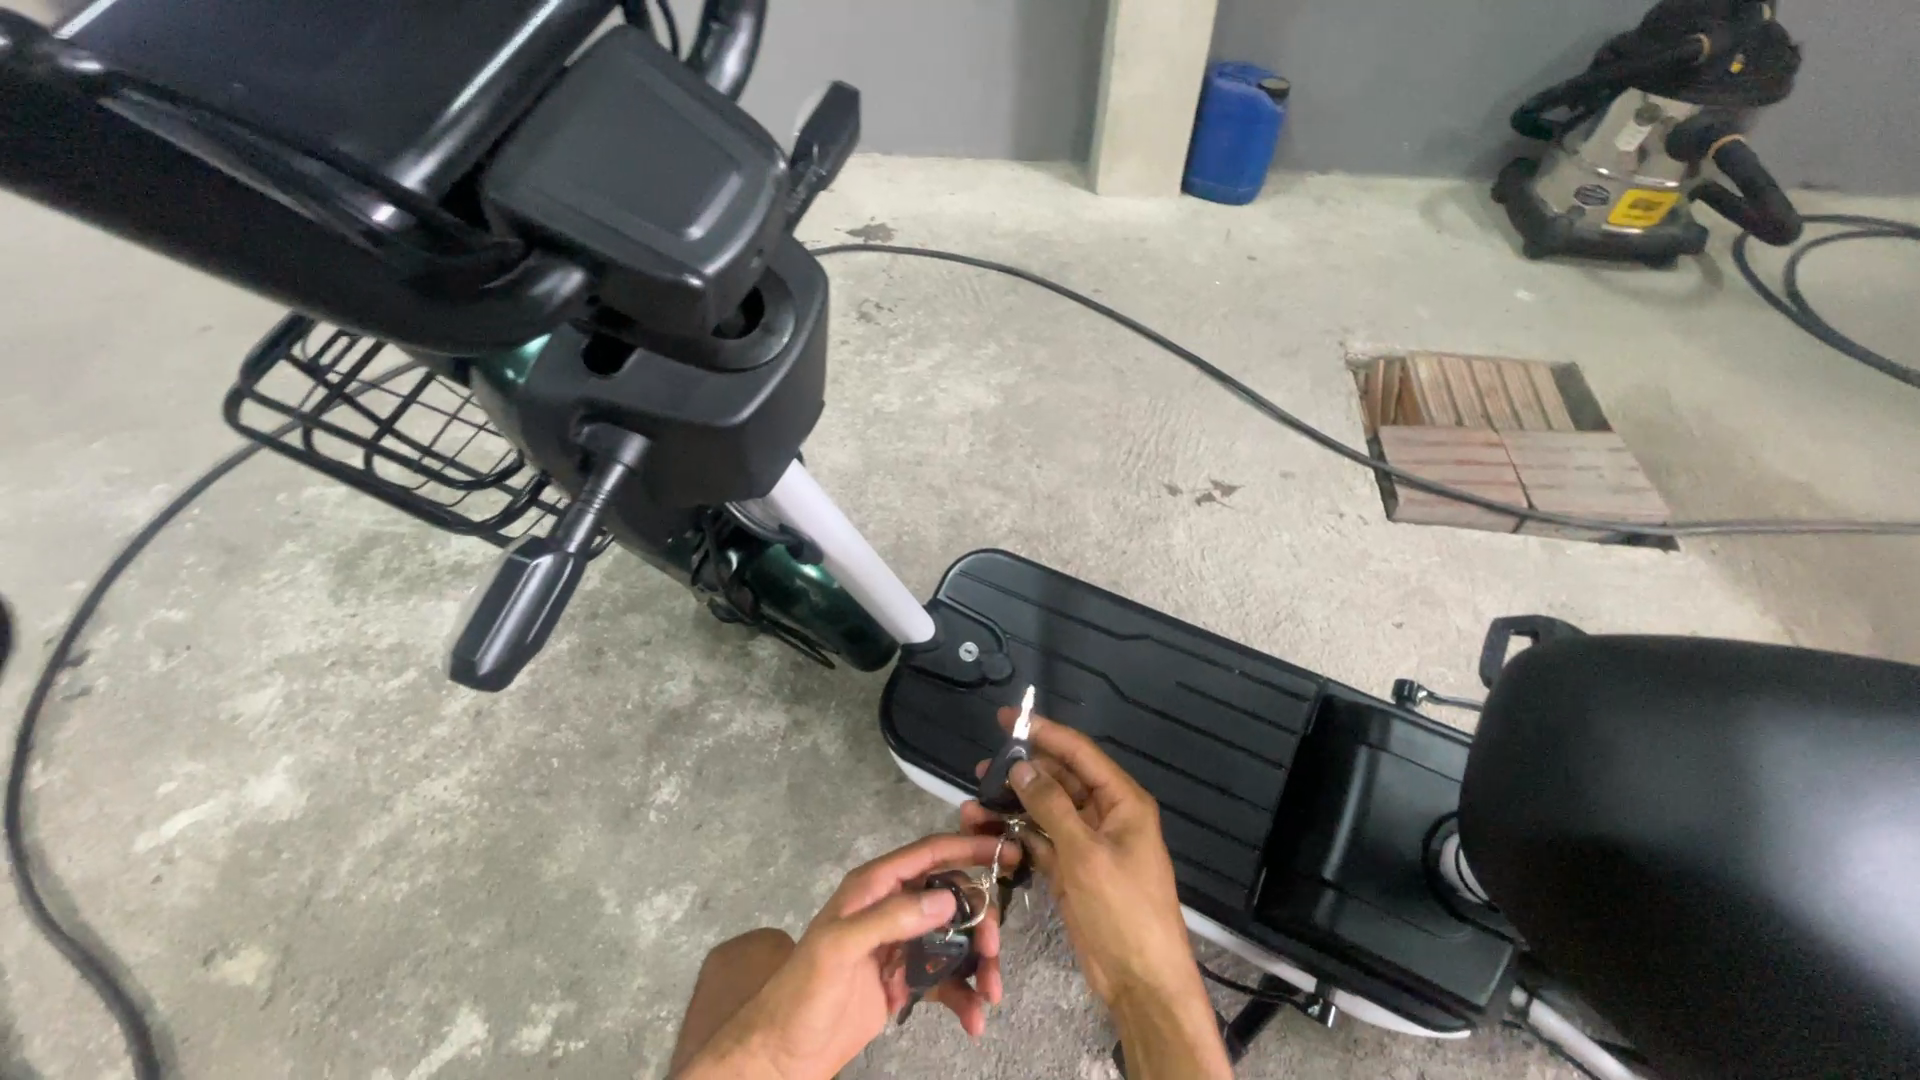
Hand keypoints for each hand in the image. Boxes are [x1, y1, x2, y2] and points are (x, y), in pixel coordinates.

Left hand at [677, 833, 1017, 1079]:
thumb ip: (891, 917)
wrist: (782, 1054)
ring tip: (990, 994)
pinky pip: (946, 980)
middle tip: (993, 950)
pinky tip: (973, 1021)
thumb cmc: (802, 992)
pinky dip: (964, 997)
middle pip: (953, 898)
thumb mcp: (839, 948)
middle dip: (980, 920)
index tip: (1008, 854)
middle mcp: (892, 908)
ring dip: (979, 963)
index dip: (969, 849)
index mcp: (874, 887)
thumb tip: (948, 897)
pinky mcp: (906, 982)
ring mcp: (901, 946)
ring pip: (956, 939)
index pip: (929, 854)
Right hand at [962, 710, 1230, 1078]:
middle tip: (982, 766)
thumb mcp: (1086, 854)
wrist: (1140, 980)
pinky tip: (987, 829)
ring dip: (1014, 805)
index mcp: (1122, 802)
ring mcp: (1087, 844)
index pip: (1079, 754)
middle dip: (1023, 771)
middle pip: (1060, 779)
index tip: (1008, 718)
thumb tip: (1021, 768)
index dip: (1044, 732)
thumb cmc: (1123, 910)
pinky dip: (1016, 835)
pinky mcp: (1071, 870)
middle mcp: (1105, 815)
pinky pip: (1040, 841)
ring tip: (976, 799)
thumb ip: (1052, 807)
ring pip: (1045, 811)